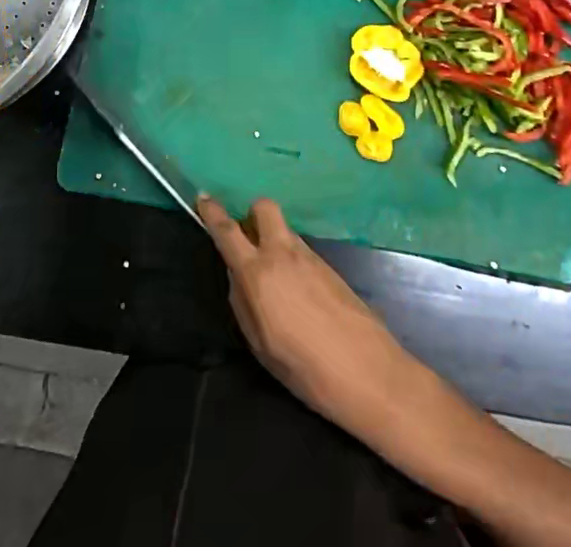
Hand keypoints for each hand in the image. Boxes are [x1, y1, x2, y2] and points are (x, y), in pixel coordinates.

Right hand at [198, 196, 412, 427]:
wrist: (367, 372)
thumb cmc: (303, 366)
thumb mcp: (258, 342)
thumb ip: (242, 302)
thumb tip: (238, 277)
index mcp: (258, 272)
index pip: (228, 230)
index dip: (212, 211)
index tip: (203, 197)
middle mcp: (284, 254)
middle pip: (264, 208)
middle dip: (251, 213)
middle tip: (247, 239)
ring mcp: (311, 257)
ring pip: (284, 231)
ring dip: (273, 241)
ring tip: (275, 282)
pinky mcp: (331, 267)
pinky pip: (301, 251)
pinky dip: (292, 259)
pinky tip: (298, 294)